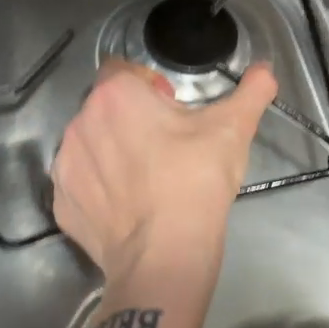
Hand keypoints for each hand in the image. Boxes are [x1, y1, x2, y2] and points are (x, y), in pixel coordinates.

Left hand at [52, 59, 276, 284]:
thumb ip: (252, 90)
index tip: (173, 110)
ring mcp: (65, 166)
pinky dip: (101, 188)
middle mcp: (81, 123)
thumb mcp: (233, 128)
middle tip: (167, 144)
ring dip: (113, 150)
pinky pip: (82, 184)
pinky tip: (130, 205)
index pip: (123, 69)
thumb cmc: (196, 180)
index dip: (149, 84)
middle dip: (132, 117)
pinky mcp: (62, 204)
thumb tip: (265, 69)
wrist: (165, 257)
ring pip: (92, 144)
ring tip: (149, 177)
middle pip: (106, 107)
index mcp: (115, 95)